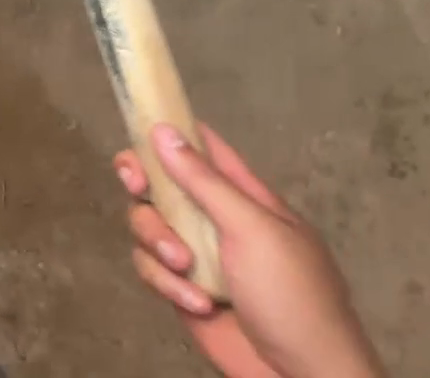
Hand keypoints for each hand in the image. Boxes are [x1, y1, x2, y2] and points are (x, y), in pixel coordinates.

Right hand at [114, 124, 384, 377]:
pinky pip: (149, 266)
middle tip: (136, 187)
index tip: (138, 127)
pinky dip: (166, 283)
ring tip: (184, 269)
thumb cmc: (293, 296)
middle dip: (142, 185)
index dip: (170, 132)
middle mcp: (214, 219)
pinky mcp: (179, 286)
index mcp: (243, 198)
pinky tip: (195, 302)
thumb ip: (204, 180)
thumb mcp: (253, 230)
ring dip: (158, 243)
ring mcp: (196, 253)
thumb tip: (162, 129)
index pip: (202, 148)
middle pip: (158, 181)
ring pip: (145, 222)